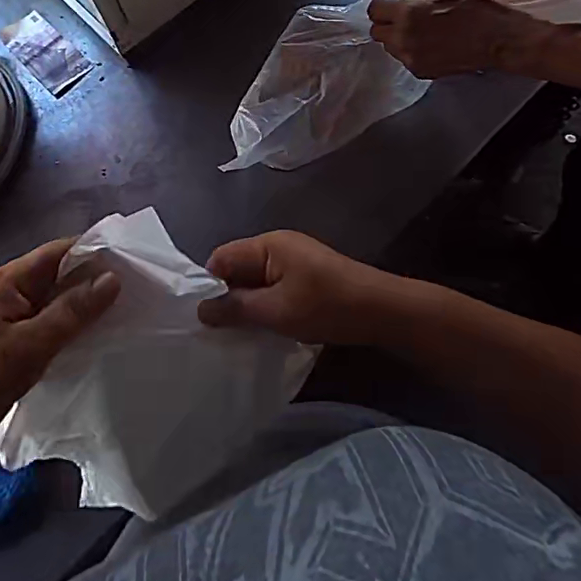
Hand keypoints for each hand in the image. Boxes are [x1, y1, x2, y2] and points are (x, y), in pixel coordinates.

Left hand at [0, 238, 120, 430]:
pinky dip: (75, 321)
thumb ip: (74, 309)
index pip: (59, 251)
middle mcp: (11, 290)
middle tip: (135, 284)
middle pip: (61, 272)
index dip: (94, 251)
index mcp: (8, 281)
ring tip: (124, 306)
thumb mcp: (33, 342)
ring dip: (86, 301)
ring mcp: (13, 314)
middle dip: (95, 277)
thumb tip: (114, 278)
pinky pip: (54, 318)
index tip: (130, 259)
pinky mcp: (17, 337)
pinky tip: (97, 330)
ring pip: (60, 297)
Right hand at [197, 231, 422, 346]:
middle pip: (237, 268)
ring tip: (237, 335)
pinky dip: (265, 306)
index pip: (221, 257)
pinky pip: (273, 288)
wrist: (379, 310)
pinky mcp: (306, 276)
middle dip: (227, 298)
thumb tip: (201, 309)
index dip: (208, 286)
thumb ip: (235, 308)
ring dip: (247, 306)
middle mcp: (278, 246)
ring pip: (255, 282)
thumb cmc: (325, 305)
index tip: (202, 319)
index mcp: (268, 244)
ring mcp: (294, 261)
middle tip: (216, 333)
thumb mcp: (275, 311)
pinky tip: (264, 330)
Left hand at [368, 0, 545, 78]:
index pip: (374, 11)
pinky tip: (431, 46)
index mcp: (407, 13)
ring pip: (391, 48)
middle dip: (387, 25)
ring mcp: (411, 58)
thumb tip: (401, 2)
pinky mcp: (421, 72)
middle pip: (377, 33)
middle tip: (404, 20)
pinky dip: (413, 52)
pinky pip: (406, 59)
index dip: (382, 7)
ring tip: (421, 34)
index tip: (389, 6)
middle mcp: (403, 38)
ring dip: (399, 40)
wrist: (496, 39)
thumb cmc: (474, 10)